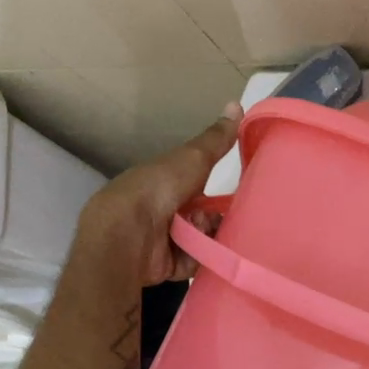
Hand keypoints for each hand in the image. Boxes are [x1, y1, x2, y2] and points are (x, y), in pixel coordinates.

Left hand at [75, 102, 242, 286]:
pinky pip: (198, 263)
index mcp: (164, 182)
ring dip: (213, 238)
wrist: (129, 235)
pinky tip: (213, 256)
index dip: (217, 190)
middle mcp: (163, 211)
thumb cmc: (159, 189)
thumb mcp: (192, 158)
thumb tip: (236, 102)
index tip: (239, 192)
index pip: (197, 186)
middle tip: (226, 218)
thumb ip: (216, 139)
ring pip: (203, 240)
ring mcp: (165, 239)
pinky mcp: (169, 265)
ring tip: (215, 236)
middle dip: (216, 217)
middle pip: (203, 216)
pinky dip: (205, 259)